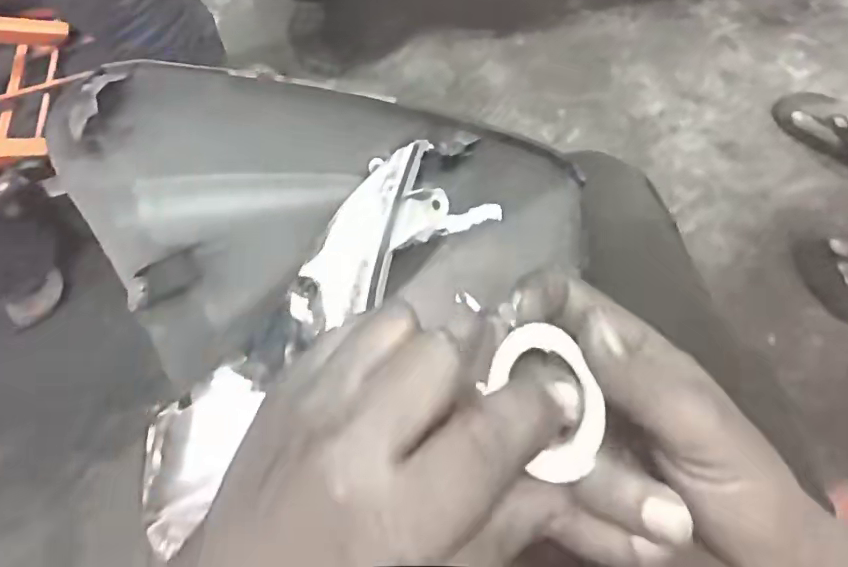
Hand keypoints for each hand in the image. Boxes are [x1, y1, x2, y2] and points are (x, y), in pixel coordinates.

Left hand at [186, 301, 680, 566]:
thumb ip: (502, 526)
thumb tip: (561, 465)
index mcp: (391, 516)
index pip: (488, 433)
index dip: (537, 405)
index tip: (560, 394)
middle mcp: (349, 441)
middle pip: (445, 350)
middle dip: (477, 362)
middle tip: (482, 386)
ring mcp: (311, 399)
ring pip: (401, 321)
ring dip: (425, 346)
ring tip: (424, 383)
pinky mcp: (286, 377)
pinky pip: (355, 325)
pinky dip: (380, 343)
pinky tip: (379, 380)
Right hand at [509, 273, 847, 566]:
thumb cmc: (744, 480)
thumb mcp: (701, 423)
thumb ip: (643, 377)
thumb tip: (588, 322)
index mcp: (622, 349)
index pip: (562, 300)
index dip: (533, 300)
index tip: (510, 325)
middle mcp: (588, 386)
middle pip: (536, 371)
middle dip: (556, 414)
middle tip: (591, 450)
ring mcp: (575, 442)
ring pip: (539, 441)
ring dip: (599, 488)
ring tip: (666, 521)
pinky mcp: (567, 496)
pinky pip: (546, 499)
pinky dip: (587, 525)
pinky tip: (639, 546)